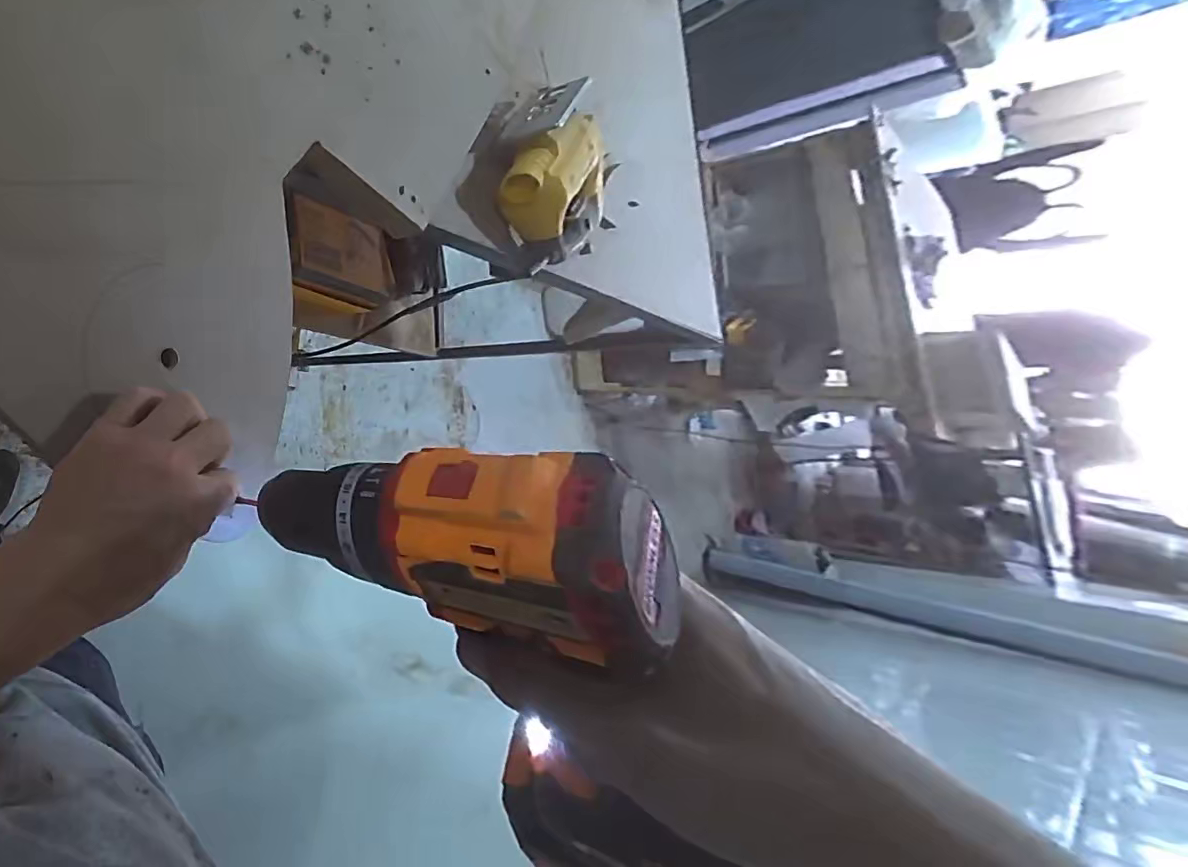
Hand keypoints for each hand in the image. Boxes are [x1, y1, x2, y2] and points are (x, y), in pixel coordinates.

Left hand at [10, 388, 235, 631]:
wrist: (57, 570)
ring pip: (182, 402)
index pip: (228, 478)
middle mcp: (172, 462)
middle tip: (196, 461)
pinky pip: (134, 398)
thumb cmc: (117, 580)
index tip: (207, 494)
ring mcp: (136, 442)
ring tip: (172, 434)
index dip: (220, 489)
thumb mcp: (173, 559)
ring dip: (186, 419)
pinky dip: (148, 405)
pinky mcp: (103, 432)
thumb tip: (201, 499)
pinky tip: (145, 422)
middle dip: (213, 448)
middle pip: (216, 430)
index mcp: (193, 500)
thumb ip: (194, 520)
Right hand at [455, 579, 1074, 866]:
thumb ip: (548, 692)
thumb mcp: (637, 745)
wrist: (918, 852)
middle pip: (573, 578)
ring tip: (518, 672)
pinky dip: (591, 665)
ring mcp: (699, 636)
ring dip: (554, 639)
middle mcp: (674, 599)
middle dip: (519, 602)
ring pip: (600, 618)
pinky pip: (630, 650)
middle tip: (479, 635)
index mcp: (656, 594)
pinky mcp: (717, 674)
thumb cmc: (767, 781)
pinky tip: (588, 705)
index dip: (502, 552)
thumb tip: (471, 644)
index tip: (458, 576)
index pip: (559, 542)